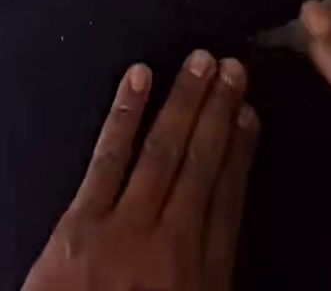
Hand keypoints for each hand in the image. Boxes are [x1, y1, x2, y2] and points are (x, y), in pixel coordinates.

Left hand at [22, 51, 259, 290]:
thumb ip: (210, 272)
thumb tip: (223, 222)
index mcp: (203, 279)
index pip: (229, 200)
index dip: (241, 153)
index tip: (250, 115)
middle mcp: (173, 245)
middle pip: (202, 164)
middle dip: (219, 112)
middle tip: (233, 67)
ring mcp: (125, 229)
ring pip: (164, 150)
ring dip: (185, 101)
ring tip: (202, 61)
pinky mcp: (81, 223)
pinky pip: (109, 156)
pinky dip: (126, 112)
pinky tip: (140, 75)